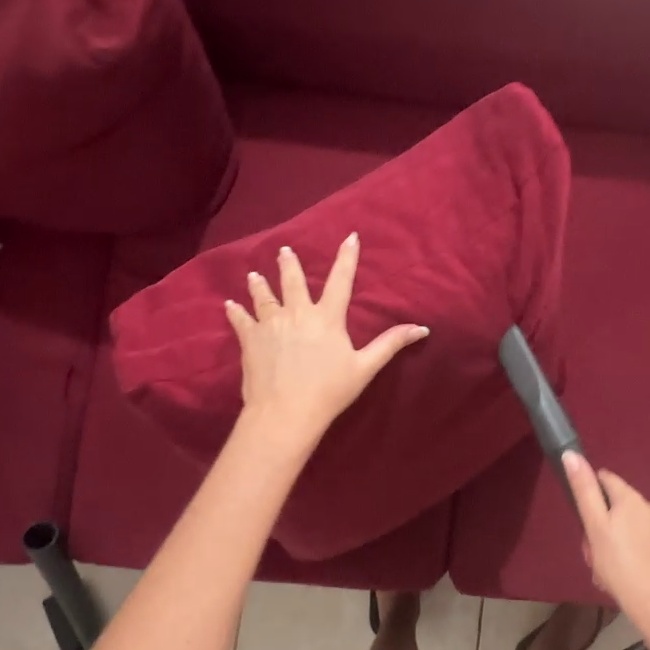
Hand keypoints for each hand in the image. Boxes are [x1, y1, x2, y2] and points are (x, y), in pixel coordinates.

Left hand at [224, 234, 427, 449]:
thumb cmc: (329, 391)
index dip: (347, 258)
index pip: (341, 281)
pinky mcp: (250, 340)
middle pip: (293, 282)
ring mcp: (271, 325)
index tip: (350, 237)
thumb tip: (421, 329)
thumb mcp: (365, 368)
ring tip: (254, 274)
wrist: (285, 412)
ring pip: (264, 297)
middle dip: (289, 264)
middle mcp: (297, 313)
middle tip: (284, 250)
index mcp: (327, 318)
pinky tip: (228, 305)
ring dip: (260, 284)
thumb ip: (390, 344)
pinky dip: (235, 312)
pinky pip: (241, 321)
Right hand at [562, 452, 649, 630]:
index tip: (585, 521)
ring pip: (632, 526)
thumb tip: (571, 454)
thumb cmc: (620, 566)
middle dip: (603, 525)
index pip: (605, 479)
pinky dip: (636, 553)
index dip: (590, 496)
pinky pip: (646, 543)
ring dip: (618, 540)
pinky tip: (630, 575)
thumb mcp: (595, 528)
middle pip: (618, 506)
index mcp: (630, 498)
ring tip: (610, 571)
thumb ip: (583, 491)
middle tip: (594, 554)